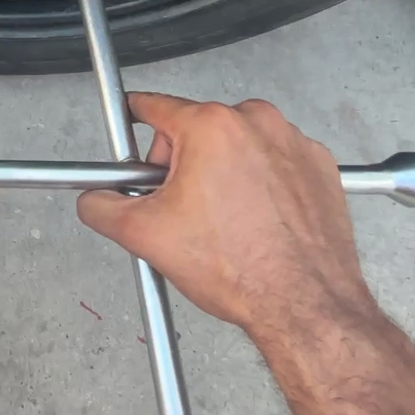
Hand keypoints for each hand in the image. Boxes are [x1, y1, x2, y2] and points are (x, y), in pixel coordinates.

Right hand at [76, 92, 374, 339]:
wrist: (306, 308)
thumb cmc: (240, 269)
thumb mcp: (142, 234)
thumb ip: (100, 206)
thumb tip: (94, 199)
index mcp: (210, 127)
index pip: (152, 105)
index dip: (133, 123)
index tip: (132, 132)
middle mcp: (256, 123)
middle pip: (194, 126)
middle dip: (179, 160)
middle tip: (180, 204)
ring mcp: (293, 143)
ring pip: (234, 141)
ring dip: (220, 168)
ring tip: (220, 217)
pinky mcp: (320, 167)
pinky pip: (272, 158)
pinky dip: (259, 179)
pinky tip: (252, 217)